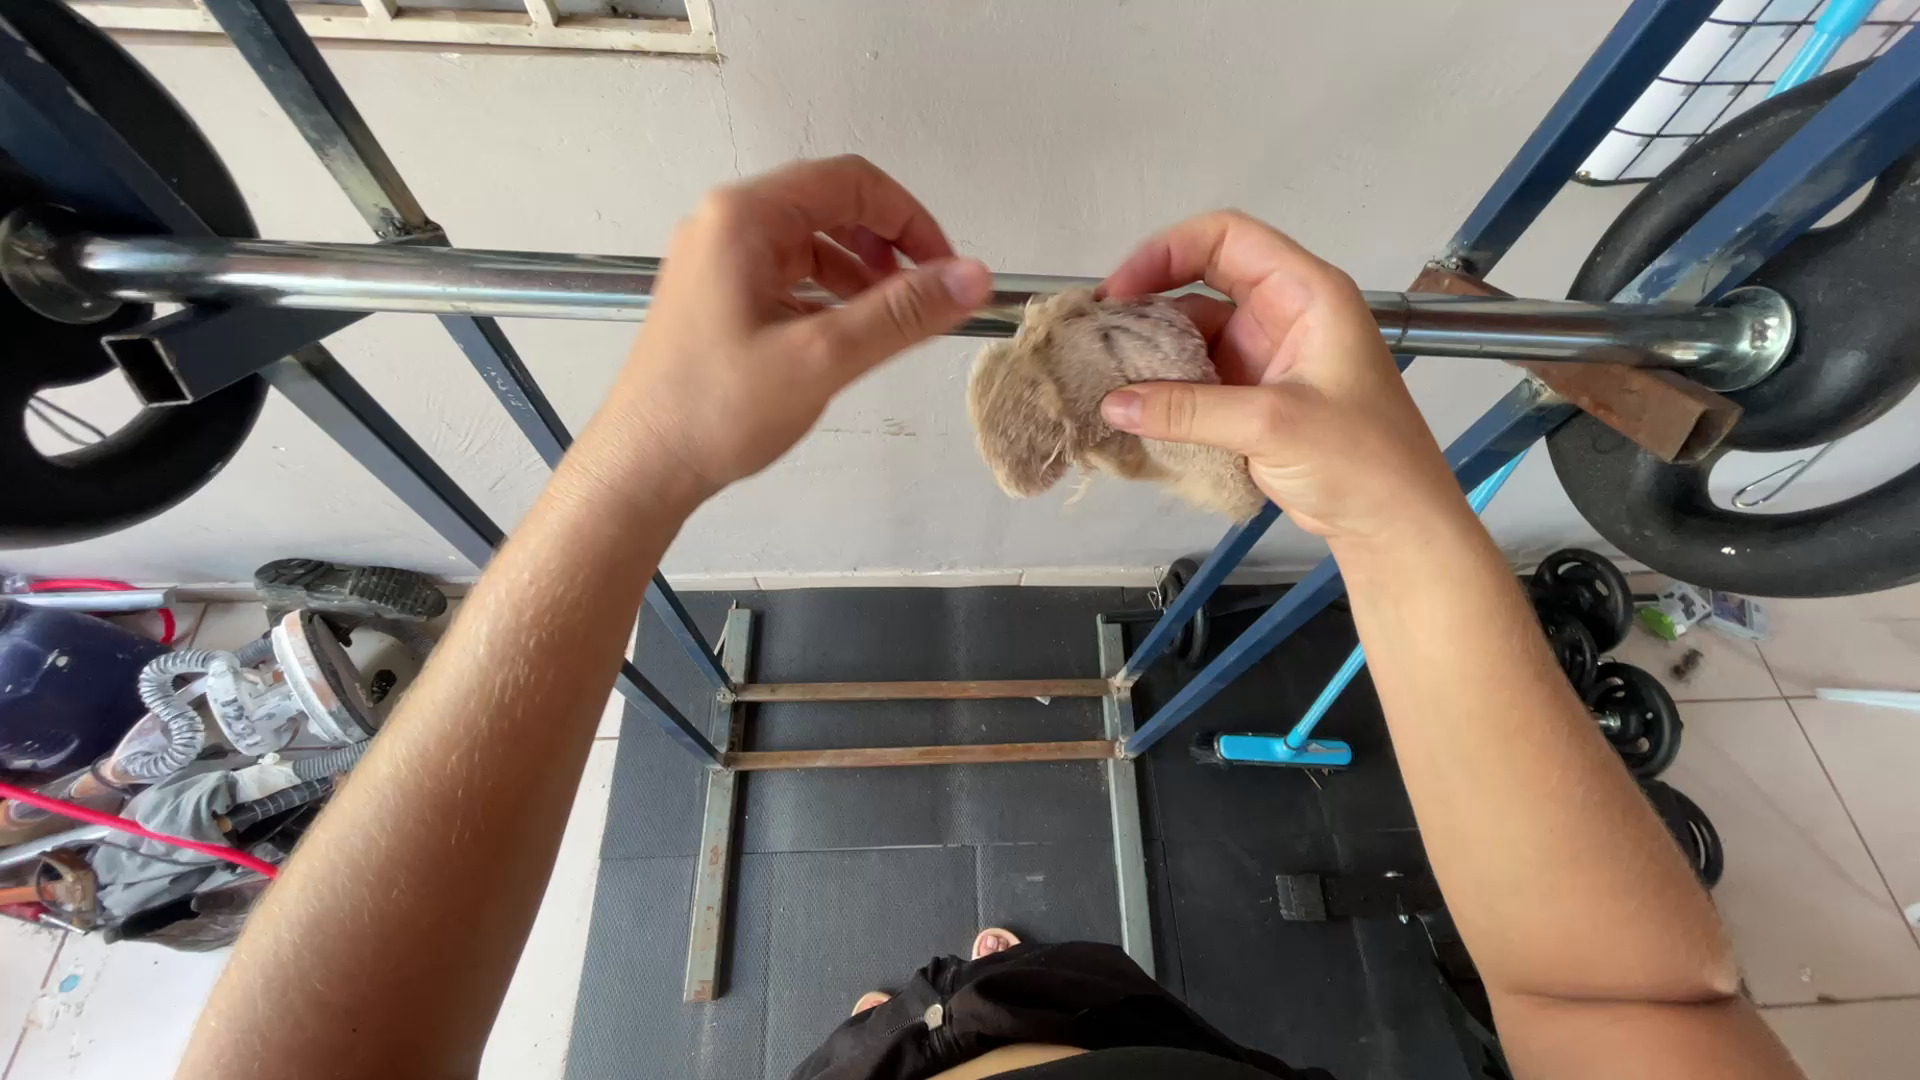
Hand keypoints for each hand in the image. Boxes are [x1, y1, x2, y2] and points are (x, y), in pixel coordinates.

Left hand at [598, 156, 990, 499]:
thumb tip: (974, 277)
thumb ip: (901, 315)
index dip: (911, 220)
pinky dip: (829, 298)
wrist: (643, 466)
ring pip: (812, 247)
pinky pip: (789, 279)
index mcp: (744, 218)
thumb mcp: (821, 358)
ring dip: (861, 276)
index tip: (947, 272)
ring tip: (892, 324)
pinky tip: (847, 337)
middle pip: (830, 208)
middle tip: (924, 300)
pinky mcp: (718, 298)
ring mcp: (718, 262)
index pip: (851, 182)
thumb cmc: (720, 410)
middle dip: (888, 248)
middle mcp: (727, 225)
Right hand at [1097, 211, 1463, 546]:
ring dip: (1147, 352)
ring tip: (1100, 371)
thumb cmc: (1358, 458)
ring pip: (1190, 336)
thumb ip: (1187, 410)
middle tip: (1095, 335)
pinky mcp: (1245, 399)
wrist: (1389, 520)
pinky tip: (1127, 403)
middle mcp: (1278, 315)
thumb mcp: (1271, 423)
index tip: (1118, 292)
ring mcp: (1259, 359)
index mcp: (1303, 294)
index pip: (1225, 239)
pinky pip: (1192, 380)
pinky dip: (1159, 389)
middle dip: (1145, 304)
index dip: (1166, 252)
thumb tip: (1111, 405)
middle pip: (1199, 285)